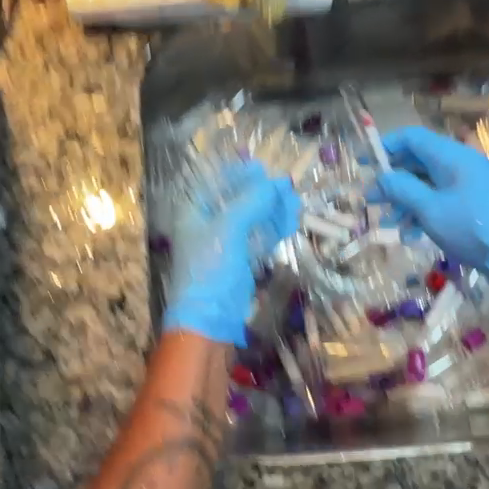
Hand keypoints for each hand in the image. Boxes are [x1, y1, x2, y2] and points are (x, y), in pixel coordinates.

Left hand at [162, 161, 300, 345]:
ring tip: (295, 202)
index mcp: (193, 213)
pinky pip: (257, 238)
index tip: (262, 167)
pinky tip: (291, 220)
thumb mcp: (229, 228)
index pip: (214, 183)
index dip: (237, 173)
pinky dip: (273, 229)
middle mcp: (206, 225)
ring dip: (272, 210)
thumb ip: (251, 202)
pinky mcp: (239, 263)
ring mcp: (223, 245)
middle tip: (287, 186)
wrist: (209, 321)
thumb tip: (276, 182)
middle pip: (236, 200)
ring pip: (251, 220)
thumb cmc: (210, 268)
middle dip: (262, 193)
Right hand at [370, 126, 488, 324]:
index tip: (362, 164)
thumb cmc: (471, 228)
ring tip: (386, 222)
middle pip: (418, 162)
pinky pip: (441, 200)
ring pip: (428, 184)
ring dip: (404, 201)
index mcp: (452, 156)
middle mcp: (461, 165)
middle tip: (369, 199)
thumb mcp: (429, 209)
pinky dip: (422, 212)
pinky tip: (409, 234)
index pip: (412, 138)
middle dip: (392, 180)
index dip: (385, 147)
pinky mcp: (474, 206)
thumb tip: (380, 177)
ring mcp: (470, 186)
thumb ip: (401, 189)